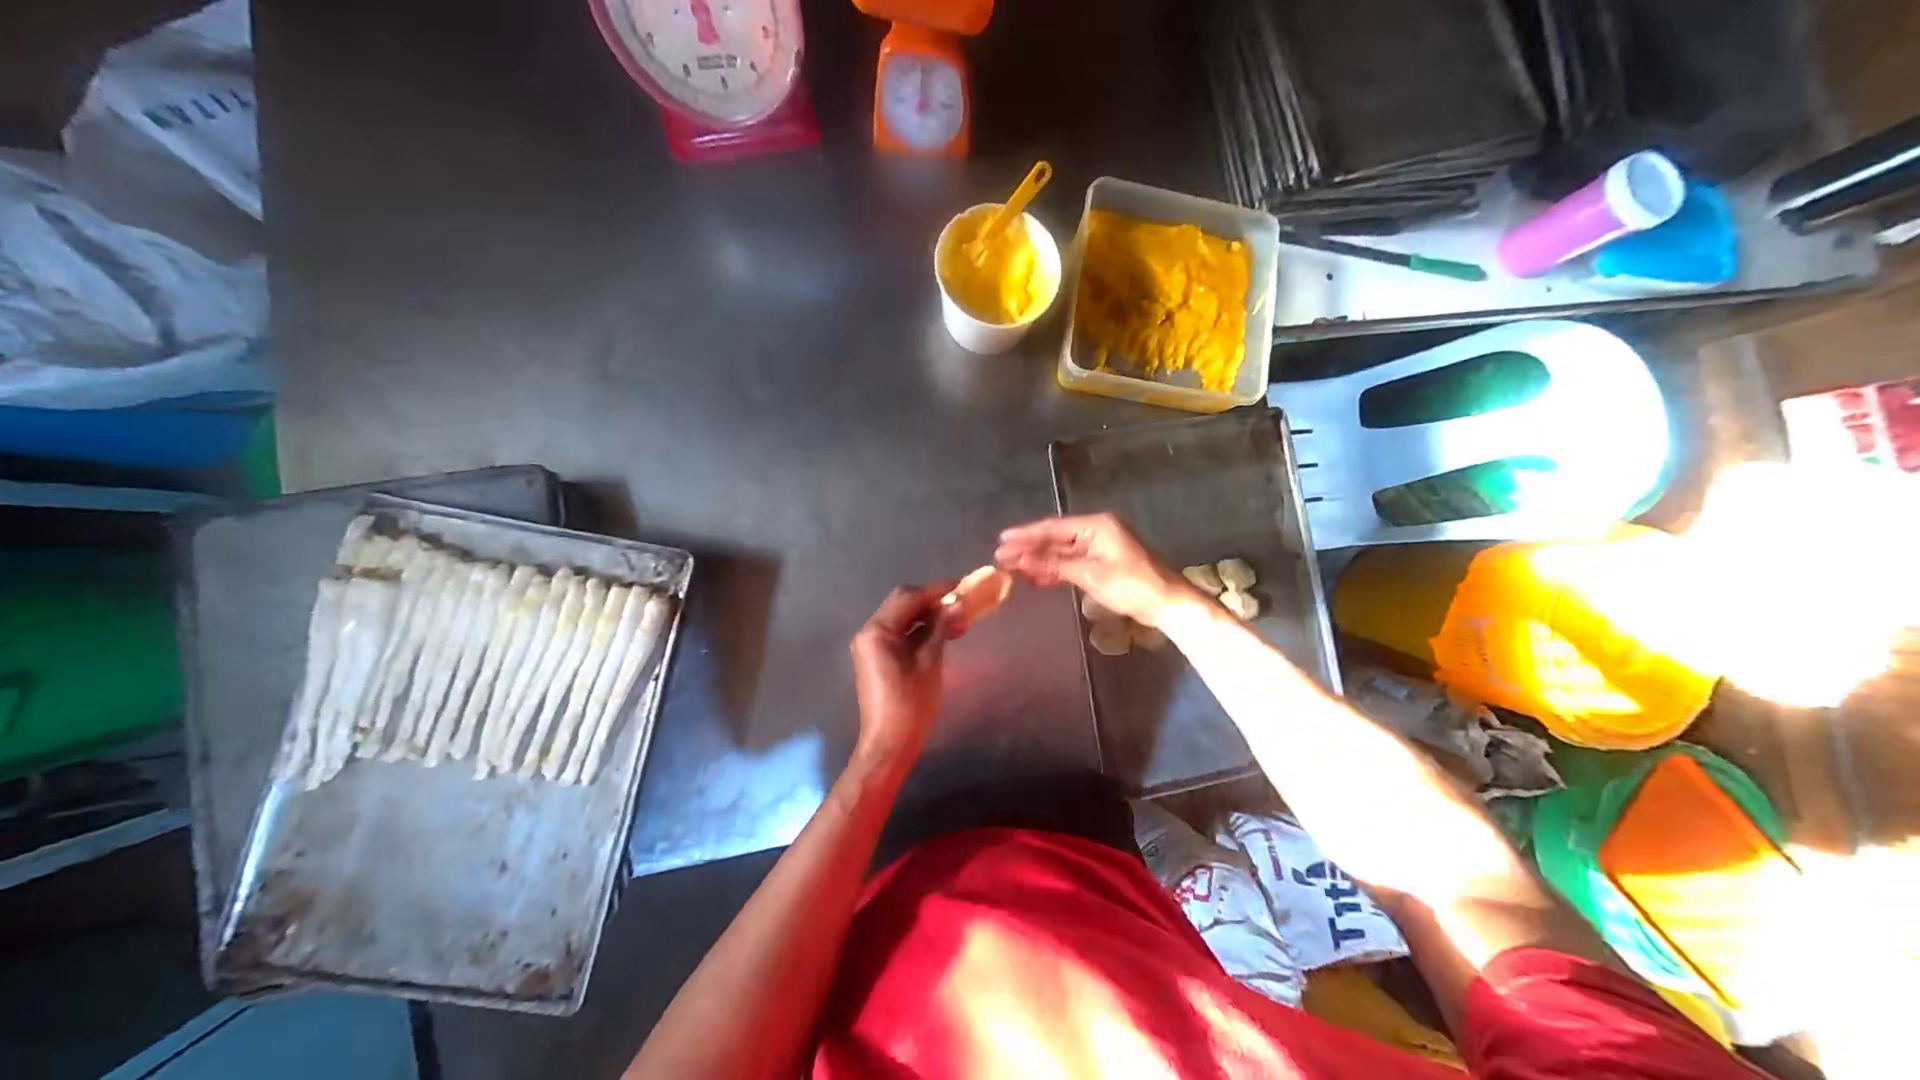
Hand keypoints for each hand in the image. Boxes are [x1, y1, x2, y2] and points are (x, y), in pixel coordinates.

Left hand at [849, 581, 958, 766]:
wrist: (888, 743)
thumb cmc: (910, 704)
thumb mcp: (929, 662)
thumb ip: (941, 627)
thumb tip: (958, 603)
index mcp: (878, 630)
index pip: (910, 597)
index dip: (938, 590)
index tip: (963, 586)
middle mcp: (868, 632)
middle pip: (902, 602)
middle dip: (931, 601)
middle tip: (960, 604)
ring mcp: (869, 645)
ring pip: (900, 617)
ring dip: (925, 615)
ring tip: (954, 620)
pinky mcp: (875, 657)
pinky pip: (897, 632)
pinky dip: (917, 629)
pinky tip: (939, 634)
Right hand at [995, 513, 1195, 626]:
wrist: (1168, 604)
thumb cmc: (1131, 585)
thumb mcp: (1089, 574)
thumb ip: (1054, 563)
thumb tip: (1021, 556)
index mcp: (1097, 525)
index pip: (1053, 527)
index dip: (1025, 535)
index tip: (1001, 541)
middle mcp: (1098, 530)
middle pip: (1056, 538)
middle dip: (1029, 549)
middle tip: (1001, 558)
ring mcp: (1102, 546)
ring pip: (1063, 551)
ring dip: (1040, 560)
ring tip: (1014, 569)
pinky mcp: (1104, 562)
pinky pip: (1073, 562)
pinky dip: (1056, 570)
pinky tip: (1039, 578)